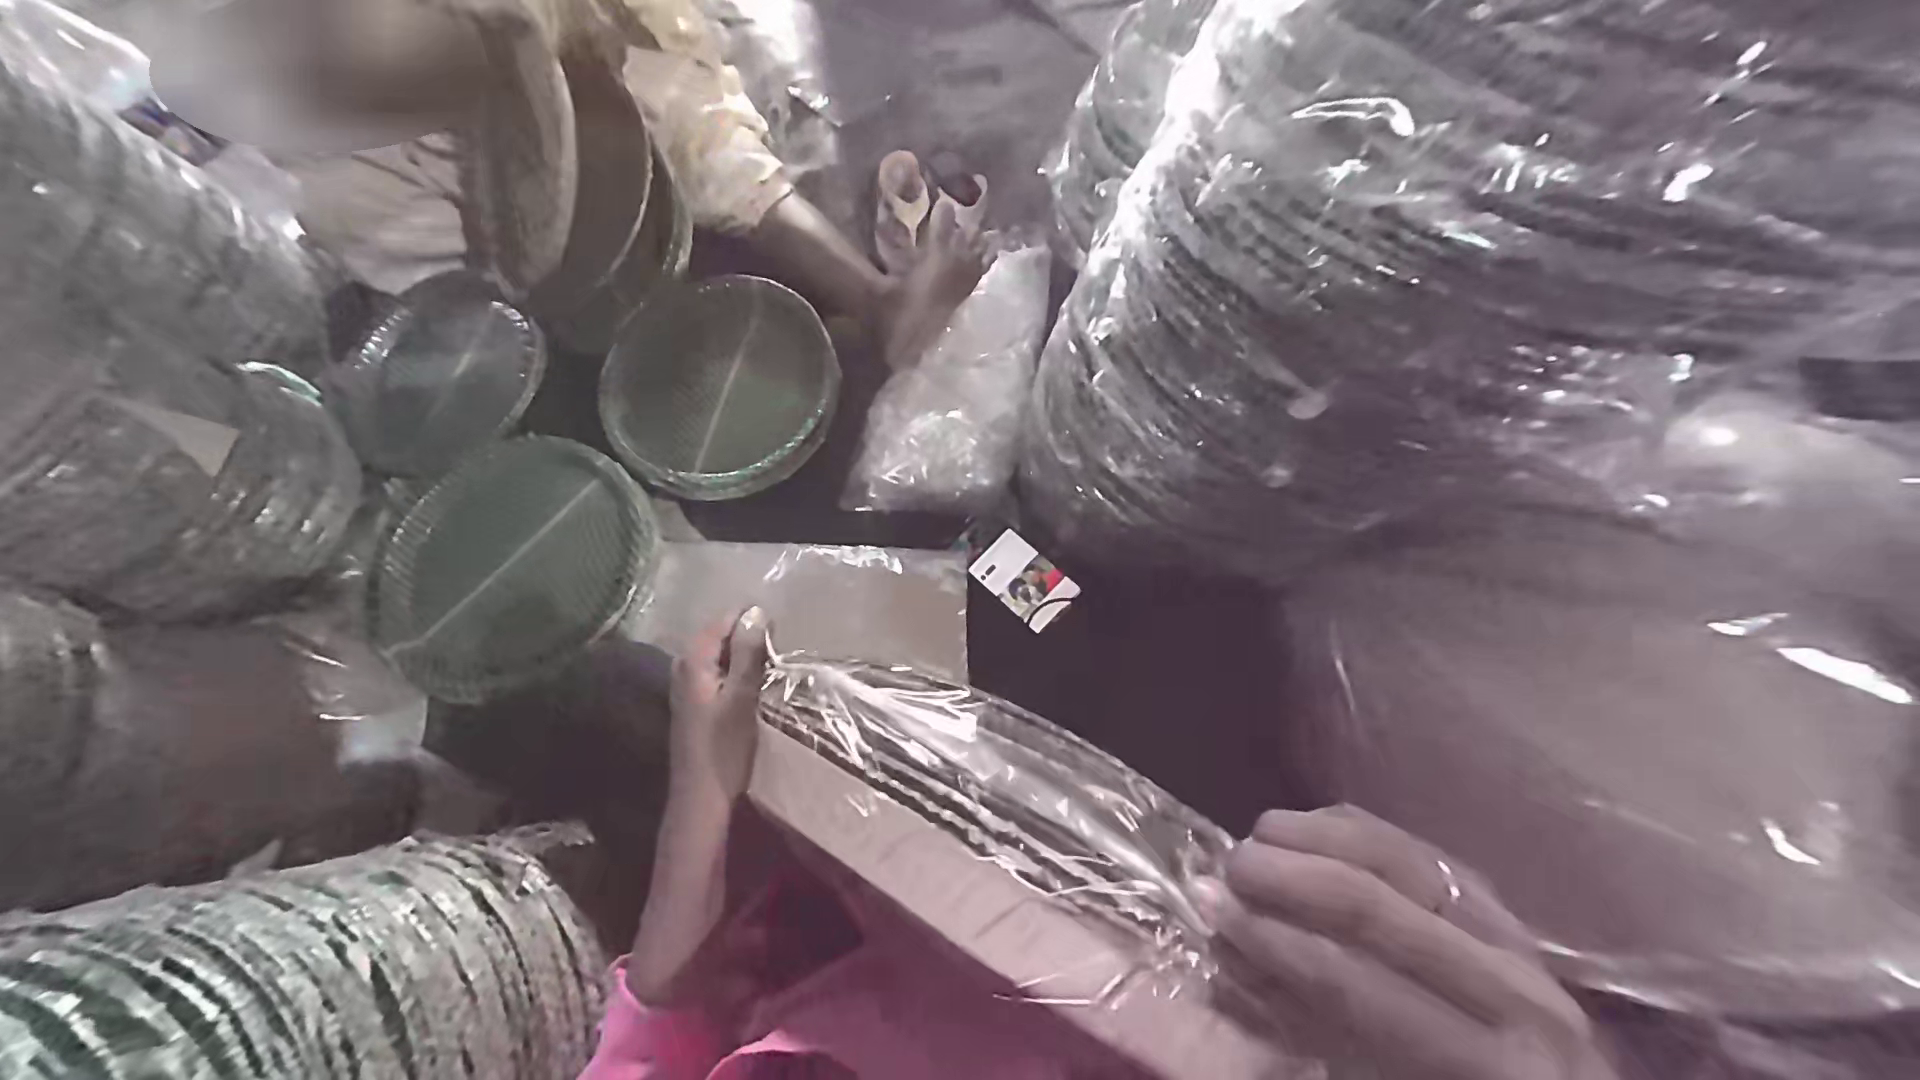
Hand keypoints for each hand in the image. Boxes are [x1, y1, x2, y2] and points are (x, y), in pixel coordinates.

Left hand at [629, 607, 770, 1005]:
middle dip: (749, 636)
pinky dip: (741, 673)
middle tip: (783, 644)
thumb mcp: (742, 698)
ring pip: (721, 659)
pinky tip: (762, 684)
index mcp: (693, 666)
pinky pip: (723, 676)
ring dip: (747, 656)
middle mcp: (686, 674)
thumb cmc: (723, 750)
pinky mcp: (700, 710)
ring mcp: (691, 693)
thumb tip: (755, 613)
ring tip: (778, 661)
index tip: (780, 628)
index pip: (720, 623)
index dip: (748, 619)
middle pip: (718, 639)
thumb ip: (748, 655)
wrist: (701, 805)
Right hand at [1203, 806, 1617, 1079]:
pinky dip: (1346, 828)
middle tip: (1229, 866)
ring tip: (1256, 834)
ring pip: (1392, 852)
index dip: (1272, 940)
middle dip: (1285, 875)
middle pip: (1373, 899)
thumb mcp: (1367, 1077)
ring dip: (1311, 834)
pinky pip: (1407, 841)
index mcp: (1484, 1060)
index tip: (1210, 905)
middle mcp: (1510, 987)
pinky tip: (1304, 829)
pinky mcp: (1493, 901)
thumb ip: (1300, 1014)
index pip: (1353, 981)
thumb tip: (1226, 943)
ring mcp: (1508, 932)